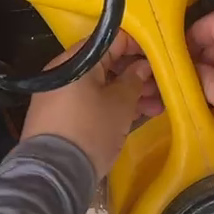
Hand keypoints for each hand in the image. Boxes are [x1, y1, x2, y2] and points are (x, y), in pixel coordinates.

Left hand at [20, 33, 160, 173]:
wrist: (52, 174)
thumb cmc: (90, 129)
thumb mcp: (120, 104)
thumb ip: (134, 80)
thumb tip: (141, 67)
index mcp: (78, 60)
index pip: (114, 39)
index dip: (139, 46)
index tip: (160, 59)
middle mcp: (66, 71)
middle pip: (108, 64)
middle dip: (137, 75)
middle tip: (161, 87)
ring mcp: (62, 95)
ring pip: (102, 85)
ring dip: (130, 93)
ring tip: (156, 106)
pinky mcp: (61, 116)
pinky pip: (92, 102)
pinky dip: (113, 106)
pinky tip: (138, 116)